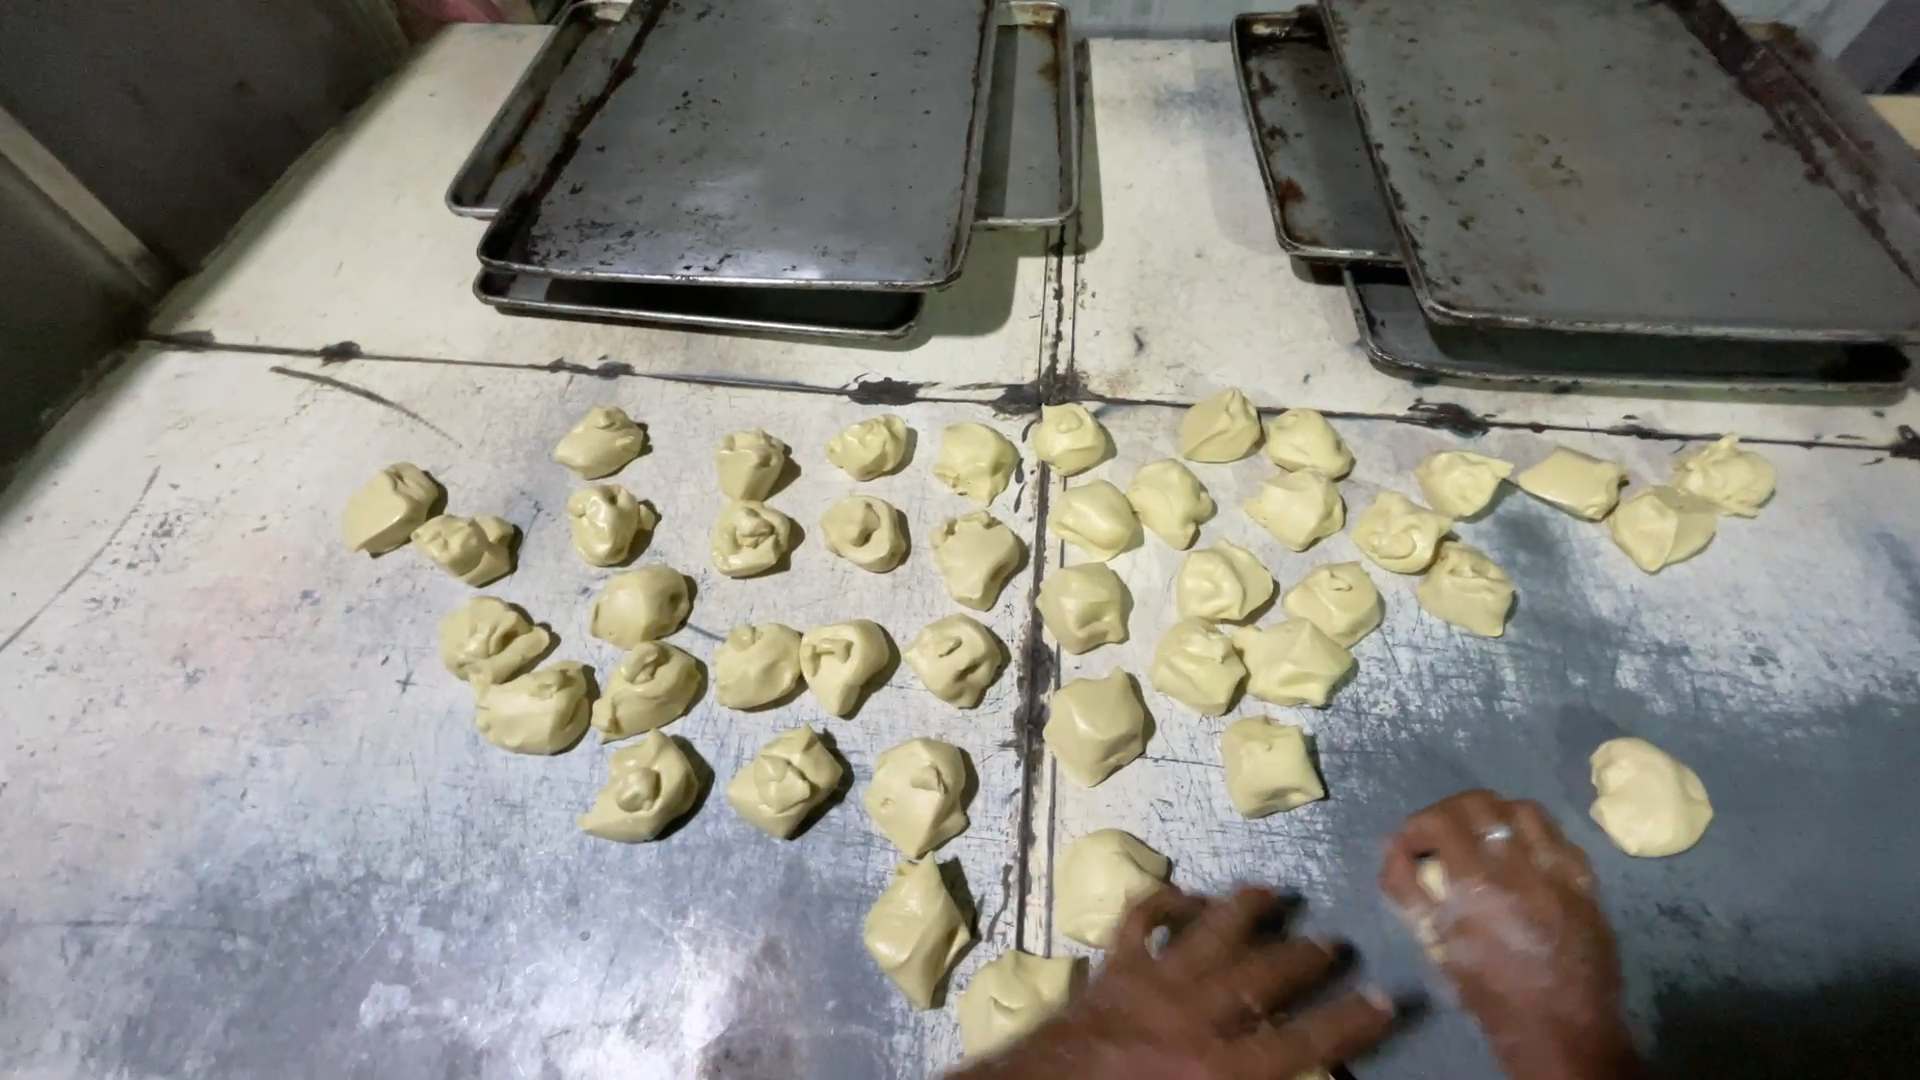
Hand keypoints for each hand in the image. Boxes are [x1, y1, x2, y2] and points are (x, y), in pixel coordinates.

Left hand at [951, 885, 1394, 1079]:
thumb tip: (1304, 1075)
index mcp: (1219, 1071)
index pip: (1301, 1045)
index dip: (1348, 1024)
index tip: (1386, 997)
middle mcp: (1192, 1018)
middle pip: (1260, 979)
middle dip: (1302, 959)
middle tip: (1335, 942)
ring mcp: (1150, 983)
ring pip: (1206, 934)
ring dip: (1241, 911)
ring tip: (1272, 891)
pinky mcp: (1114, 967)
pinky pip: (1139, 921)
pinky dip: (1163, 902)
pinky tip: (1186, 893)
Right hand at [1380, 791, 1640, 1079]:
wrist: (1562, 1032)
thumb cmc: (1486, 988)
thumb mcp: (1431, 940)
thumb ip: (1404, 887)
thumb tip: (1392, 847)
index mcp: (1478, 884)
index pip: (1439, 820)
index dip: (1416, 825)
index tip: (1410, 844)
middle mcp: (1521, 870)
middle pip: (1482, 802)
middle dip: (1451, 810)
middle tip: (1442, 832)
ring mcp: (1561, 876)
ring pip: (1526, 810)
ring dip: (1496, 815)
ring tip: (1484, 835)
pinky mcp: (1588, 889)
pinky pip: (1562, 841)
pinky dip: (1536, 837)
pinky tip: (1523, 855)